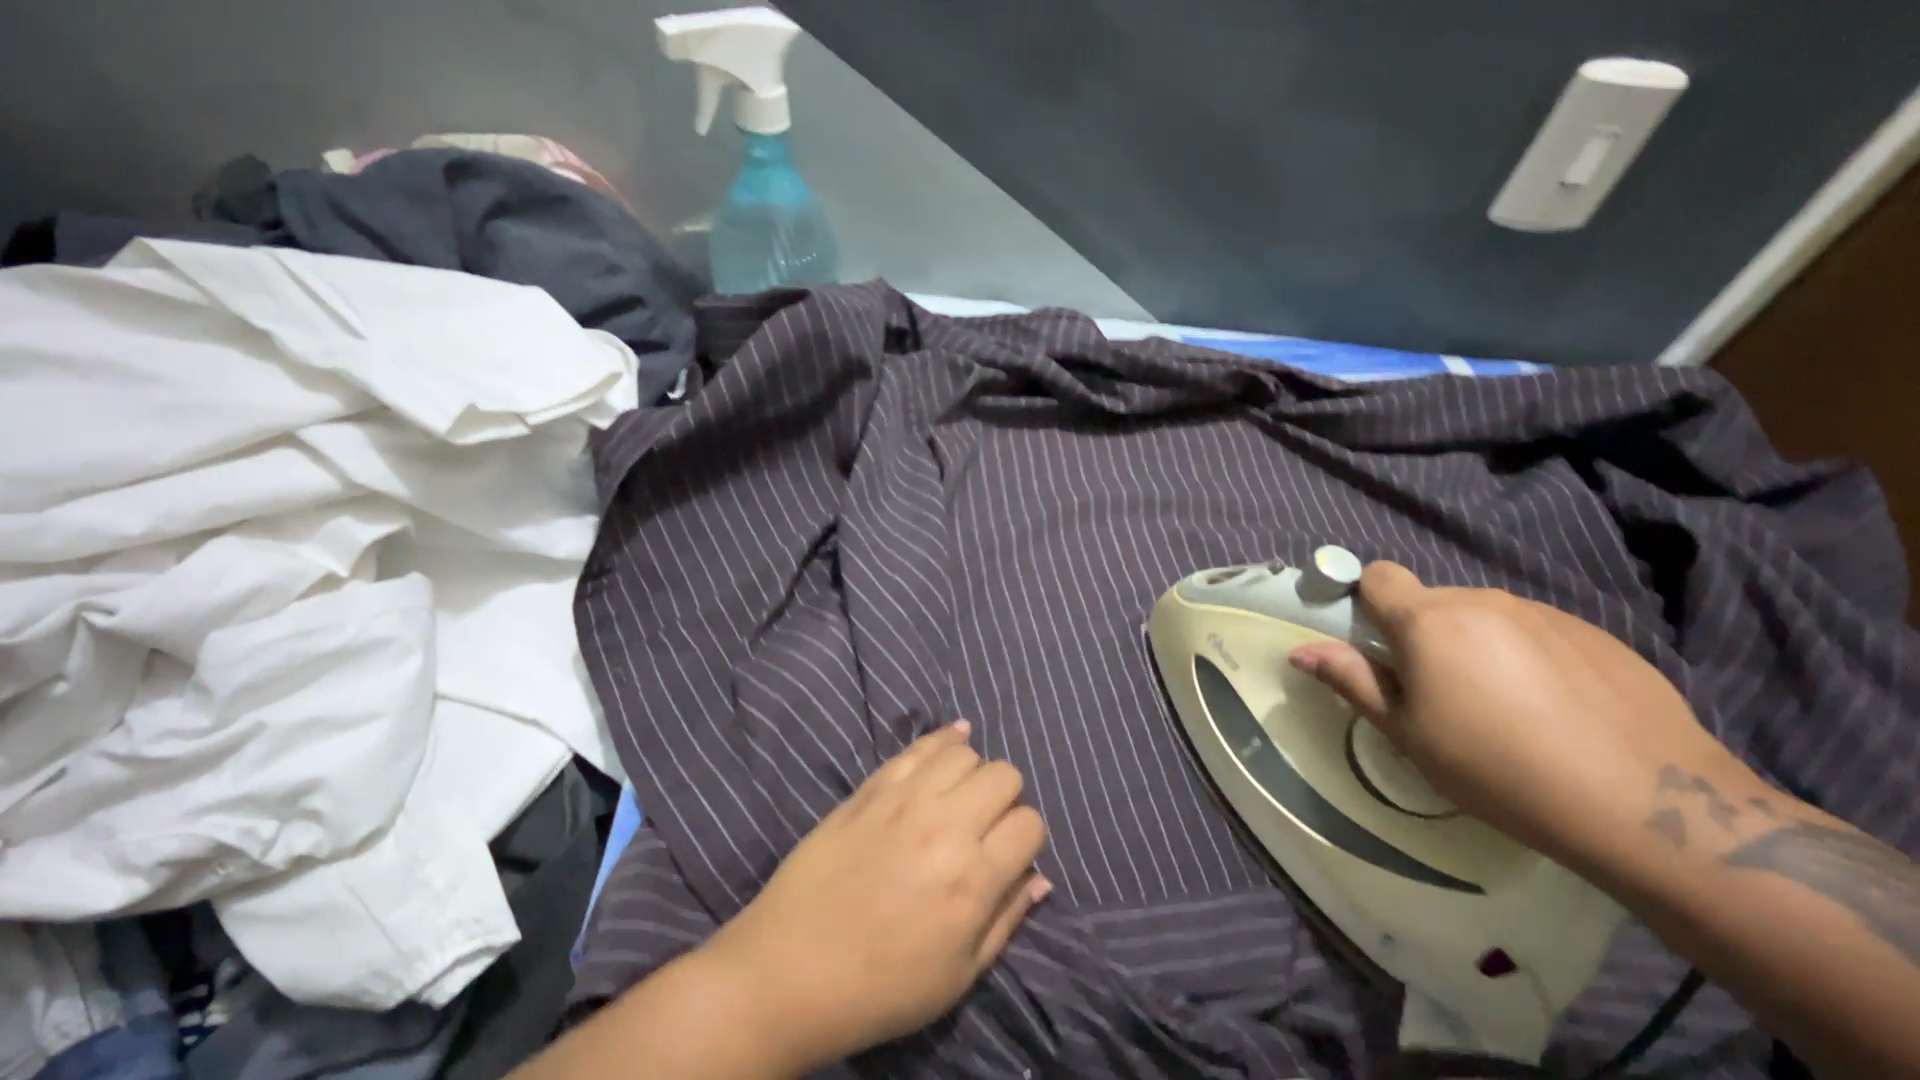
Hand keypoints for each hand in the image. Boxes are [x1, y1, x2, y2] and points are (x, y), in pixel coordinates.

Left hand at [697, 721, 1049, 1070]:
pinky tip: (953, 741)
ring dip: (972, 773)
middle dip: (1006, 800)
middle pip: (1004, 776)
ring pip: (963, 753)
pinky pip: (917, 747)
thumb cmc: (881, 989)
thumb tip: (1039, 878)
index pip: (1030, 824)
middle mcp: (945, 827)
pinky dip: (942, 740)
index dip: (1027, 840)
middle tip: (984, 829)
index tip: (1009, 858)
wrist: (788, 973)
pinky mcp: (868, 790)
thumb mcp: (959, 975)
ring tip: (958, 800)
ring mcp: (903, 801)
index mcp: (973, 879)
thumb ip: (1006, 920)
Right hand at [1287, 562, 1751, 867]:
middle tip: (1437, 699)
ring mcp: (1546, 613)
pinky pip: (1537, 635)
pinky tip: (1553, 714)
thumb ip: (1354, 682)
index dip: (1366, 604)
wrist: (1642, 799)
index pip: (1378, 576)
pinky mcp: (1595, 634)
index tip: (1374, 649)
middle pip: (1433, 602)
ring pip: (1486, 619)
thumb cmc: (1498, 769)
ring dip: (1476, 649)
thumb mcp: (1410, 734)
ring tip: (1502, 713)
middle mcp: (1485, 600)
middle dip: (1423, 636)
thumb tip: (1301, 650)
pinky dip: (1528, 660)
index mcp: (1430, 620)